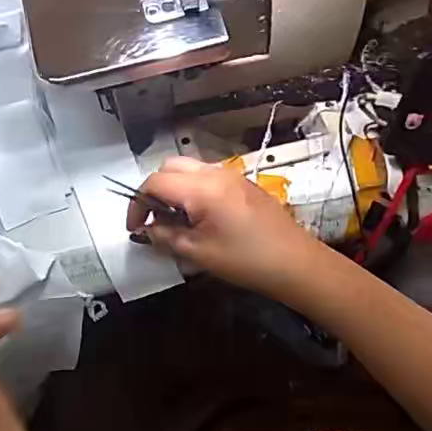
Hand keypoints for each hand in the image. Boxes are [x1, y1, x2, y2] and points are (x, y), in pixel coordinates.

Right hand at [127, 156, 335, 302]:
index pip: (154, 182)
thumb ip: (166, 236)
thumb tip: (148, 230)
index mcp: (200, 188)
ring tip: (175, 221)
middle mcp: (215, 173)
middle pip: (169, 167)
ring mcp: (231, 176)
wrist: (295, 263)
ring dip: (174, 189)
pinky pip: (207, 177)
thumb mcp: (197, 253)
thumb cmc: (245, 259)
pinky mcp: (243, 185)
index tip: (135, 227)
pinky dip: (192, 190)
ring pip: (189, 169)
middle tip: (153, 220)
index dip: (137, 203)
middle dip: (154, 190)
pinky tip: (199, 218)